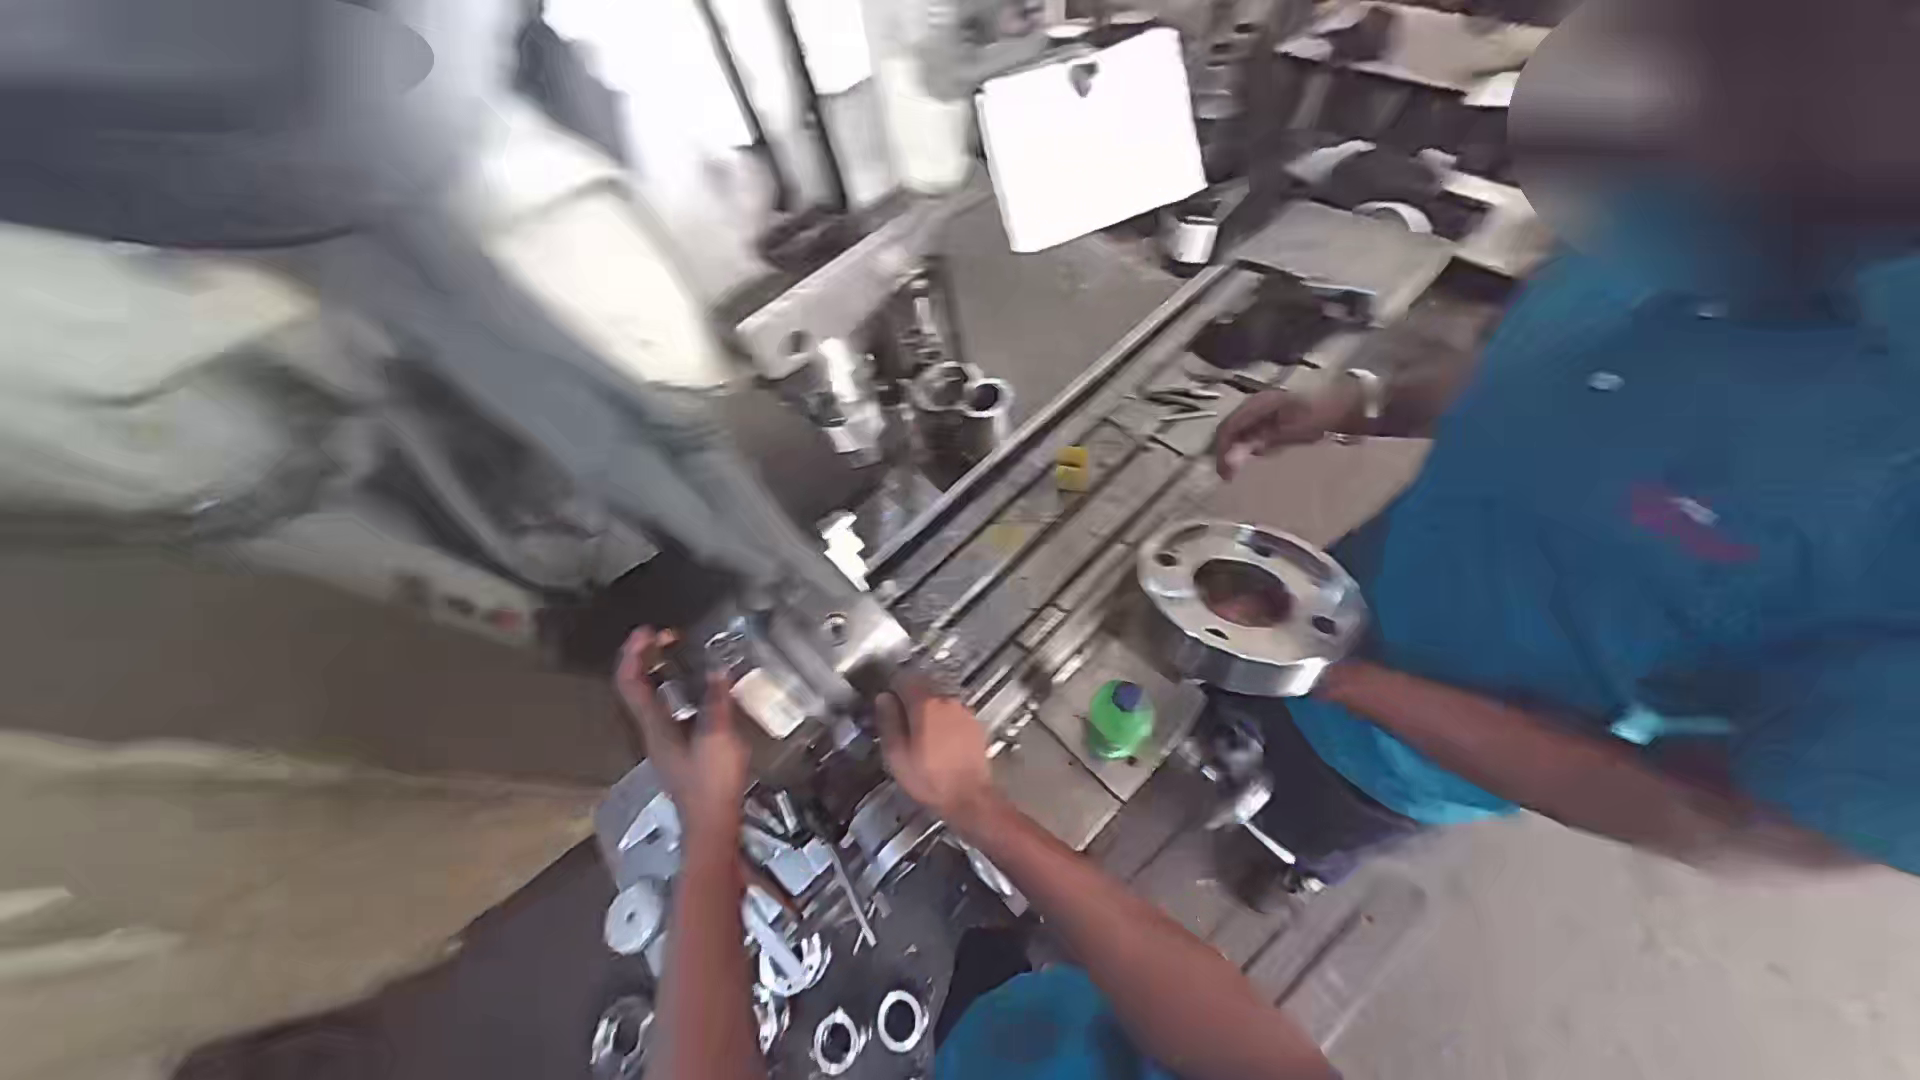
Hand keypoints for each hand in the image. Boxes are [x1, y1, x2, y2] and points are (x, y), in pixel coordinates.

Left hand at [616, 627, 750, 840]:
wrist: (712, 824)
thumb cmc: (712, 783)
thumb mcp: (719, 738)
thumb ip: (717, 702)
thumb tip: (717, 671)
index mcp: (656, 727)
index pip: (632, 684)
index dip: (634, 654)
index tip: (648, 631)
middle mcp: (652, 733)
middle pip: (635, 688)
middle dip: (644, 658)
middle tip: (664, 637)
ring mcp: (663, 742)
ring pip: (650, 698)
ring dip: (658, 672)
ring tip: (677, 654)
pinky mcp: (676, 749)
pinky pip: (666, 709)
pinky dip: (674, 689)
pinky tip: (696, 688)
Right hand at [873, 674, 995, 824]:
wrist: (970, 797)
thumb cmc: (929, 779)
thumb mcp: (897, 755)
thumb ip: (888, 721)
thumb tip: (883, 698)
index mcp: (925, 705)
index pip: (905, 680)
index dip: (893, 689)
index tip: (887, 704)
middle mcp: (946, 701)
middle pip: (923, 688)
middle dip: (910, 700)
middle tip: (902, 723)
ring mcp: (963, 710)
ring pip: (939, 701)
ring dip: (928, 711)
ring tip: (921, 736)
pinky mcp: (974, 723)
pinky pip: (953, 713)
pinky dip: (944, 720)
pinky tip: (940, 741)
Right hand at [1211, 382, 1359, 479]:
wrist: (1357, 403)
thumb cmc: (1325, 414)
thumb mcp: (1293, 430)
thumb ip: (1261, 443)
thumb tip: (1231, 460)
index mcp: (1258, 404)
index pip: (1227, 429)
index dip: (1221, 452)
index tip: (1226, 476)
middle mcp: (1257, 405)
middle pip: (1230, 430)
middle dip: (1227, 454)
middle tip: (1231, 477)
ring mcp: (1266, 410)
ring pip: (1240, 433)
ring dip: (1237, 452)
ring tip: (1241, 473)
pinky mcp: (1276, 419)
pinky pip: (1254, 434)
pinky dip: (1251, 449)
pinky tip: (1258, 461)